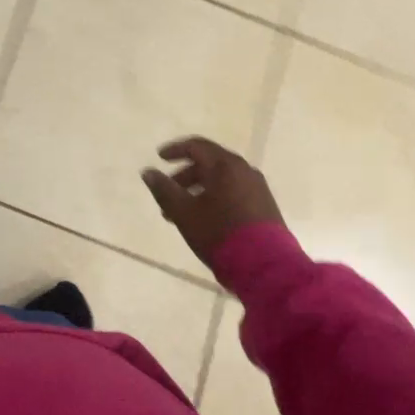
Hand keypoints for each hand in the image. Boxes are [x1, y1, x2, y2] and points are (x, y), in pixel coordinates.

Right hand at [141, 136, 282, 257]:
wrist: (267, 268)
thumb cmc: (219, 234)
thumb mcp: (184, 213)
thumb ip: (164, 189)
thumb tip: (148, 172)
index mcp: (224, 165)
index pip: (196, 146)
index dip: (175, 150)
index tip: (160, 157)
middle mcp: (243, 170)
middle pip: (210, 162)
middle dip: (186, 174)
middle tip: (170, 190)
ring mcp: (258, 188)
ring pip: (222, 179)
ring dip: (200, 189)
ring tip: (184, 211)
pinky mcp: (266, 206)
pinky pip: (235, 191)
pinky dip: (216, 197)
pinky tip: (207, 218)